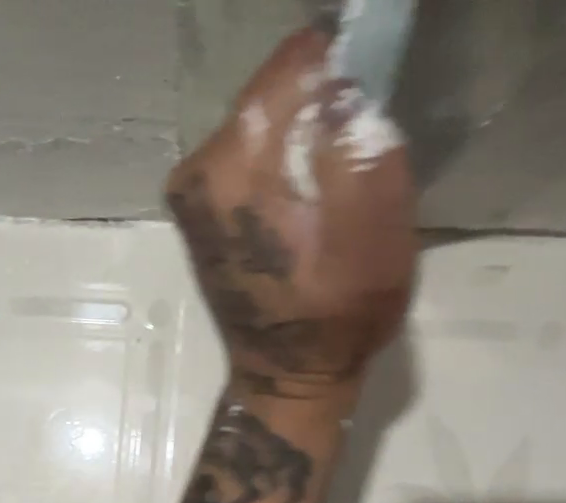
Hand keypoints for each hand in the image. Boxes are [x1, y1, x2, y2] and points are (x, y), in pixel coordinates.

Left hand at [167, 26, 418, 401]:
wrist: (288, 374)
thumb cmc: (340, 310)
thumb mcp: (377, 222)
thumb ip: (361, 138)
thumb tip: (345, 79)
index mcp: (238, 164)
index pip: (294, 65)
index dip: (341, 65)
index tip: (370, 89)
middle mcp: (198, 168)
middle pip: (272, 92)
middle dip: (320, 104)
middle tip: (357, 145)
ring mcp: (188, 192)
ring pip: (258, 122)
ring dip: (300, 134)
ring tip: (332, 178)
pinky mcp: (193, 211)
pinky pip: (243, 157)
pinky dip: (277, 161)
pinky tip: (302, 199)